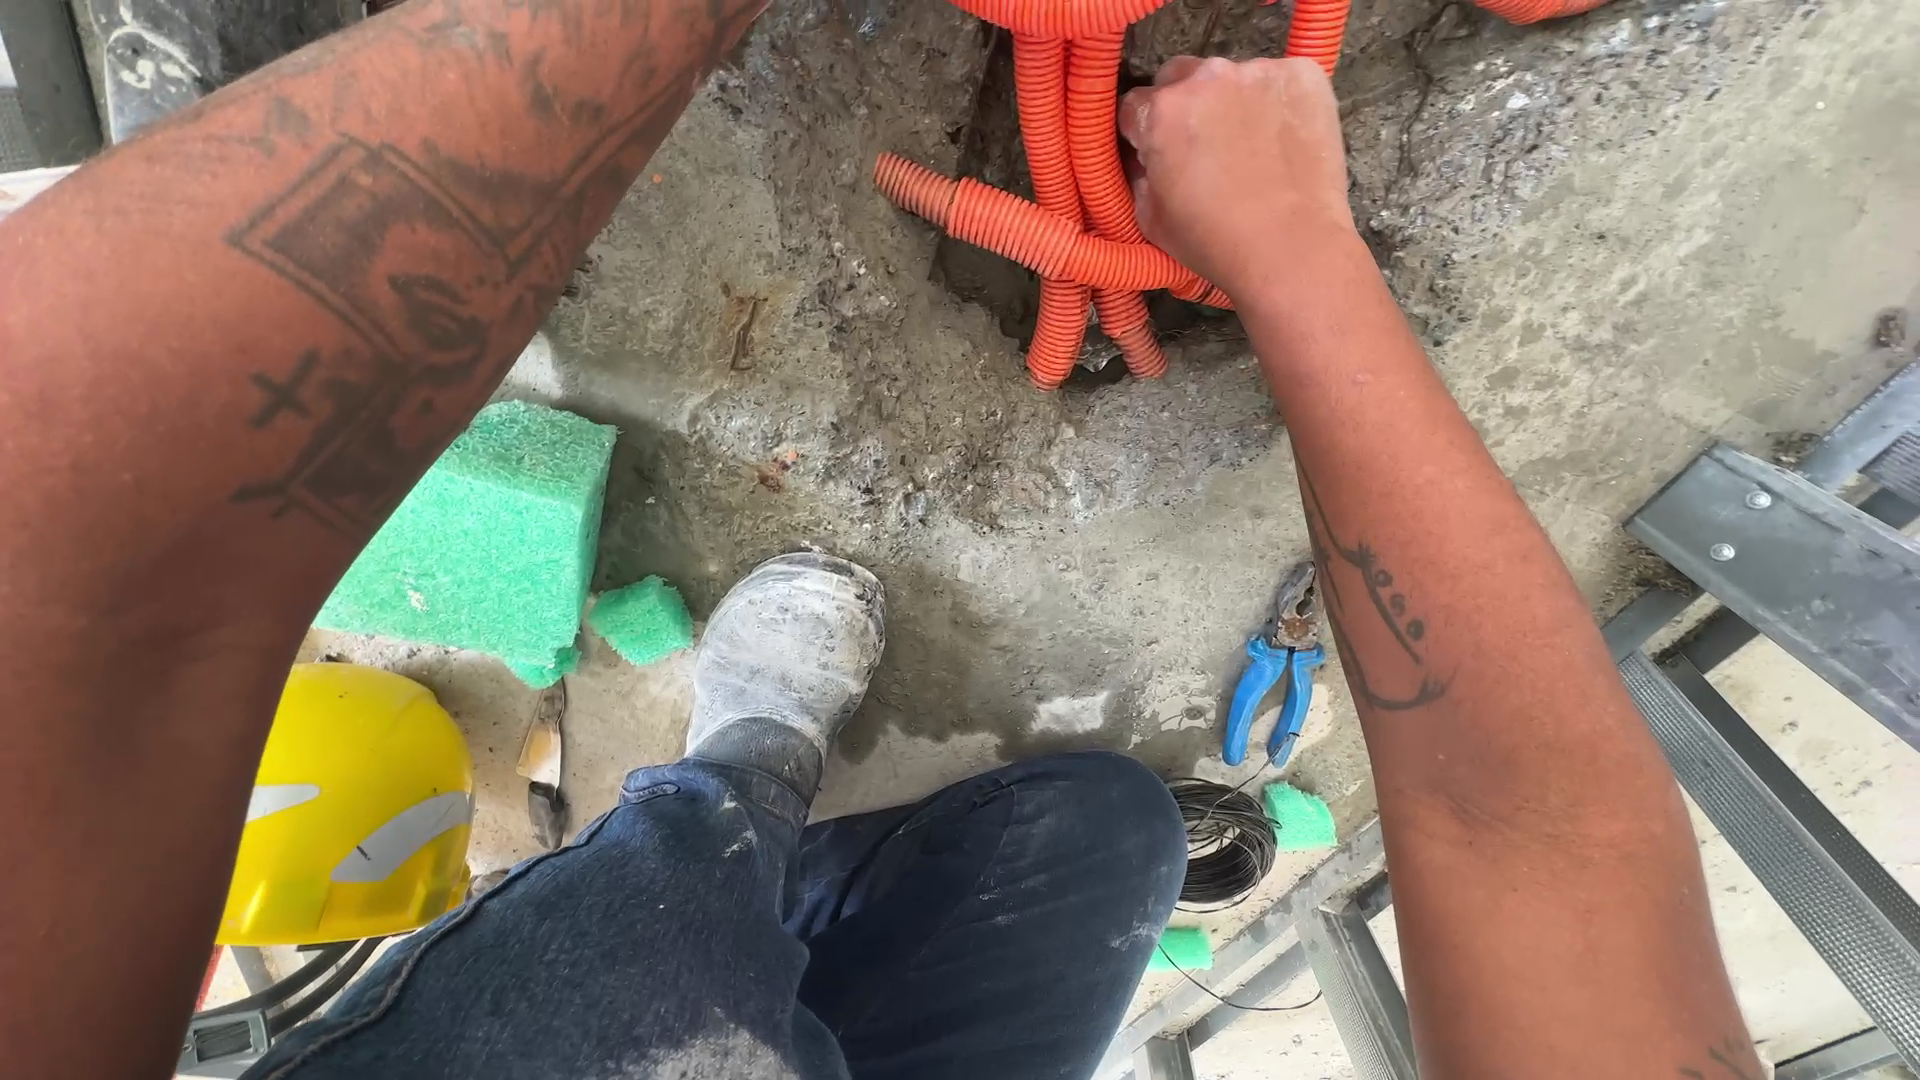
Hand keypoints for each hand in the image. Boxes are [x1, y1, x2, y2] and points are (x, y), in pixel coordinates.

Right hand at [1119, 56, 1353, 300]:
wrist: (1289, 246)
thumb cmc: (1215, 241)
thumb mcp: (1151, 220)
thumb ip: (1137, 178)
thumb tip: (1142, 161)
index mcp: (1161, 114)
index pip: (1133, 107)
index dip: (1138, 133)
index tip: (1150, 152)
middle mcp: (1206, 79)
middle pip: (1179, 79)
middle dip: (1180, 107)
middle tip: (1196, 149)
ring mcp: (1257, 71)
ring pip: (1228, 78)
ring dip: (1227, 104)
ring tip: (1243, 150)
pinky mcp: (1301, 74)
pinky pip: (1275, 80)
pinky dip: (1271, 103)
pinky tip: (1276, 142)